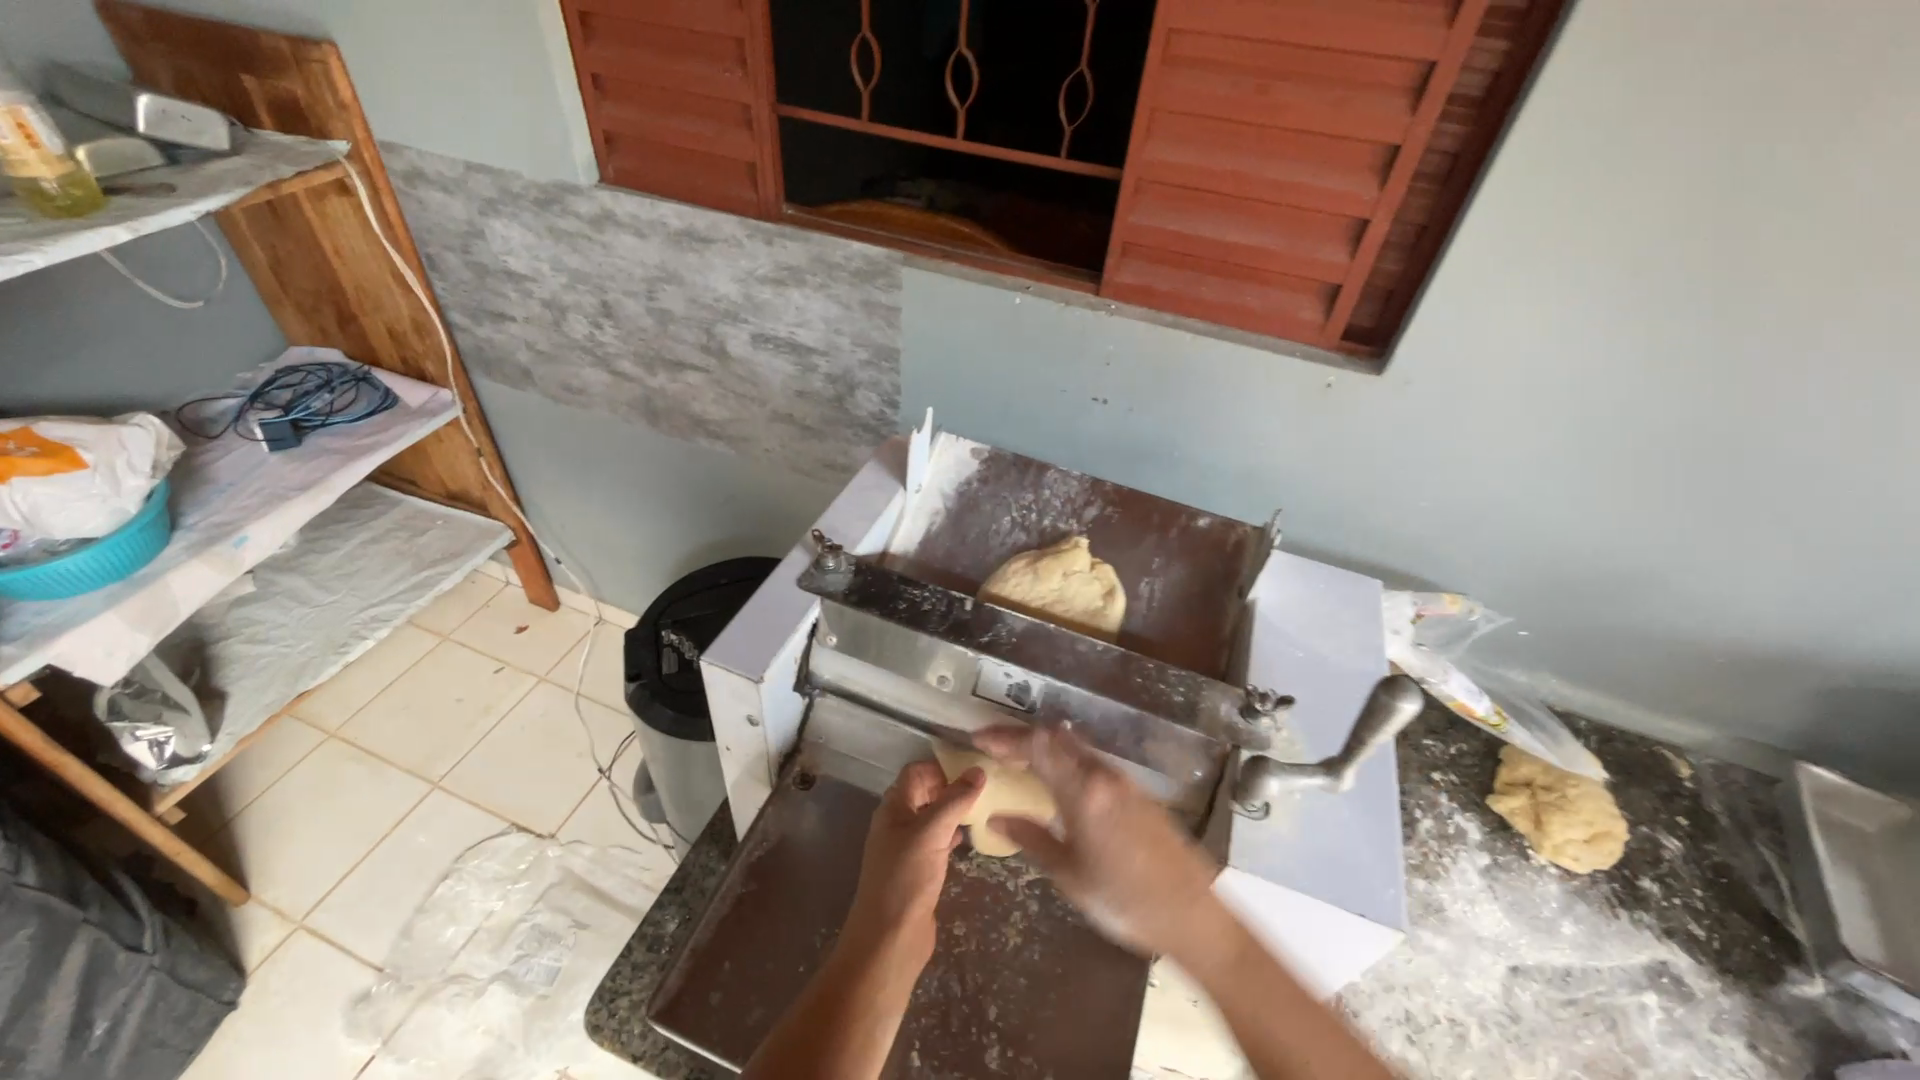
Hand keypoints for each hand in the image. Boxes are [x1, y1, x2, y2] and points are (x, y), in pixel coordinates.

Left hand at [840, 760, 983, 967]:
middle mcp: (897, 824)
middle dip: (950, 787)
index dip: (940, 767)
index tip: (972, 770)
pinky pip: (937, 842)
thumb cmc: (905, 879)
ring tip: (984, 808)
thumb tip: (978, 771)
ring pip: (932, 818)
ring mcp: (907, 848)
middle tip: (984, 788)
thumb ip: (954, 801)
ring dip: (954, 811)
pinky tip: (971, 838)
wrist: (890, 939)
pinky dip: (953, 835)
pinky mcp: (919, 870)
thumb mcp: (931, 833)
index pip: (915, 772)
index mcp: (892, 808)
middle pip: (924, 793)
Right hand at [972, 725, 1218, 955]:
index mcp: (1083, 790)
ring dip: (1046, 749)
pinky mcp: (1138, 794)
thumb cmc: (1124, 900)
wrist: (1194, 915)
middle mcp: (1104, 775)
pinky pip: (1093, 764)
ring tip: (1019, 766)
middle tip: (993, 751)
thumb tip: (995, 818)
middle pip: (1057, 738)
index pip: (1036, 746)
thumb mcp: (1069, 874)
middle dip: (1021, 739)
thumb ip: (1031, 838)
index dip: (1005, 738)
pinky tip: (1058, 785)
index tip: (978, 740)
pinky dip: (1067, 763)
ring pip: (1077, 749)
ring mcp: (1125, 782)